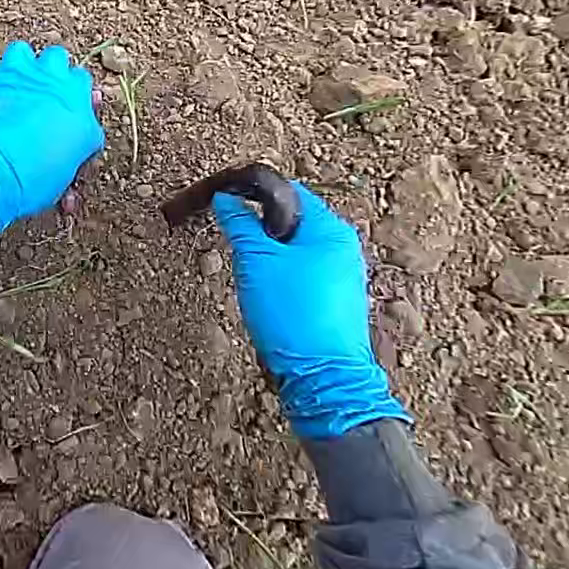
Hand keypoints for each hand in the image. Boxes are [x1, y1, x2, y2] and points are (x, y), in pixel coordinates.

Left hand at [0, 42, 103, 229]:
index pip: (91, 123)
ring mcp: (46, 78)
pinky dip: (18, 61)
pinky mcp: (15, 70)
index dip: (77, 129)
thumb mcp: (55, 184)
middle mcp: (74, 98)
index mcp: (88, 131)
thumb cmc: (24, 186)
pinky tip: (11, 75)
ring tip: (36, 83)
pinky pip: (21, 51)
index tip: (67, 135)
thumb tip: (66, 178)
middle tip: (54, 106)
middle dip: (70, 91)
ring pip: (57, 57)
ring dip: (48, 69)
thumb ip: (65, 167)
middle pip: (81, 81)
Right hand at [212, 182, 407, 439]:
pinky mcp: (333, 300)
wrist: (323, 376)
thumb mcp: (255, 261)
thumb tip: (226, 199)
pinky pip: (300, 274)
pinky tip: (266, 295)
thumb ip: (240, 225)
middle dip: (260, 231)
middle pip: (291, 222)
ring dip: (268, 256)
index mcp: (330, 230)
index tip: (228, 202)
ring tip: (250, 274)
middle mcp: (342, 248)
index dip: (256, 194)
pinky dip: (279, 276)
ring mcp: (341, 276)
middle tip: (237, 244)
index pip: (290, 193)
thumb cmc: (293, 314)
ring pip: (293, 250)